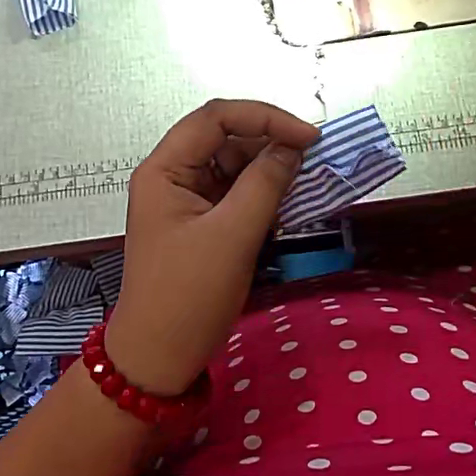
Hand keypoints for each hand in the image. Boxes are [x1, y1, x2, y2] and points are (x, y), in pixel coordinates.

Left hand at [104, 100, 319, 393]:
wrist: (161, 357)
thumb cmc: (188, 295)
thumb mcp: (232, 235)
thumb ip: (265, 184)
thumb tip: (293, 149)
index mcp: (165, 170)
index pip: (216, 118)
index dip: (266, 118)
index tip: (309, 137)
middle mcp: (173, 177)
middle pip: (226, 139)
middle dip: (271, 144)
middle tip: (314, 160)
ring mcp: (188, 202)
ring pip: (235, 167)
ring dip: (272, 171)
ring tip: (307, 183)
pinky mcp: (202, 225)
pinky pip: (237, 195)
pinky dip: (264, 196)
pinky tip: (288, 205)